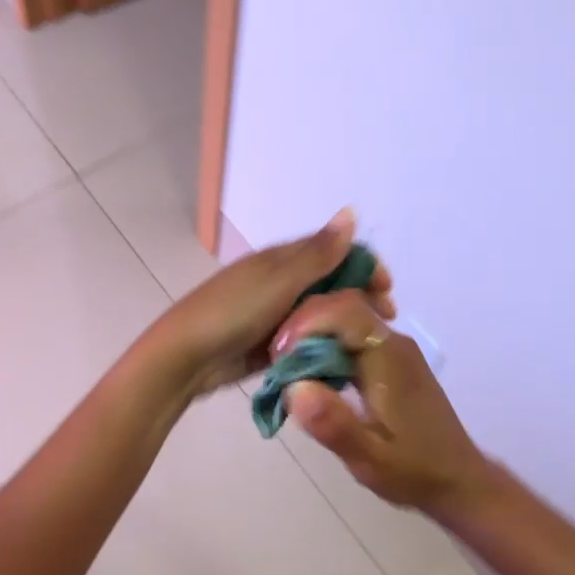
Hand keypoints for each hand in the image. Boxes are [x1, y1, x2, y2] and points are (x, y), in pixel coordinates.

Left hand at [139, 208, 393, 397]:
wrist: (186, 358)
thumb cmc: (232, 312)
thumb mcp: (279, 280)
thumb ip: (317, 254)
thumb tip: (351, 213)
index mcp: (280, 260)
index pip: (333, 252)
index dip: (364, 265)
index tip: (388, 290)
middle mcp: (279, 284)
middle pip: (329, 285)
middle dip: (359, 299)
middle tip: (384, 323)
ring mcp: (272, 317)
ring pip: (318, 316)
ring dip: (343, 325)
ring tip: (367, 344)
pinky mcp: (267, 348)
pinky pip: (303, 343)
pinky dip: (321, 347)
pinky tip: (342, 361)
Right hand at [273, 289, 495, 514]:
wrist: (458, 482)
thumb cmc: (413, 471)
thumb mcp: (369, 459)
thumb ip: (333, 424)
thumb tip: (295, 388)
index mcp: (388, 358)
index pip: (342, 311)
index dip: (303, 324)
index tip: (278, 357)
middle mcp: (394, 344)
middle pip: (341, 309)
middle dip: (302, 328)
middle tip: (276, 366)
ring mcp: (395, 351)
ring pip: (346, 321)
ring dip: (311, 338)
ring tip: (287, 372)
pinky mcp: (392, 363)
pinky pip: (353, 339)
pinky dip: (326, 350)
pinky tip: (311, 379)